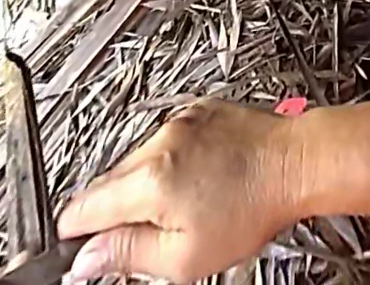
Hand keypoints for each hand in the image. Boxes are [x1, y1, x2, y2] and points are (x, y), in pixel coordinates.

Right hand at [57, 100, 298, 282]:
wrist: (294, 162)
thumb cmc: (251, 207)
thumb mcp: (183, 257)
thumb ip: (127, 256)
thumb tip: (86, 260)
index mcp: (151, 179)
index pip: (85, 206)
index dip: (75, 232)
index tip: (76, 247)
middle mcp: (162, 140)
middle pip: (111, 180)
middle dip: (115, 209)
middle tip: (142, 235)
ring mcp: (182, 120)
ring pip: (139, 157)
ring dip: (145, 182)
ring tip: (183, 203)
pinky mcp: (200, 109)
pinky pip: (167, 137)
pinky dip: (170, 157)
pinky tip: (198, 176)